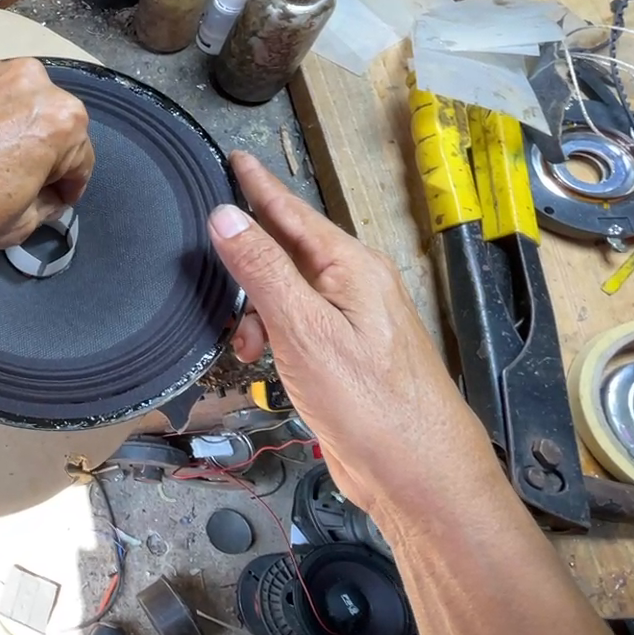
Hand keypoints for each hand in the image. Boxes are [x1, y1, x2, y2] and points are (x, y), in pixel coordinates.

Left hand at [0, 53, 93, 269]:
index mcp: (56, 118)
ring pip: (7, 96)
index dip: (68, 183)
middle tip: (10, 180)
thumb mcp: (17, 226)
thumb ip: (47, 202)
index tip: (53, 198)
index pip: (81, 153)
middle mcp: (24, 78)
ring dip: (2, 121)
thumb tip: (47, 193)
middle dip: (37, 146)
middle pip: (46, 115)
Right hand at [208, 152, 495, 525]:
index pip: (292, 212)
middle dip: (244, 270)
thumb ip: (261, 270)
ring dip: (253, 313)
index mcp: (349, 267)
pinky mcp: (341, 352)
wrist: (418, 476)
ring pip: (281, 293)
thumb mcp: (302, 329)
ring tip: (245, 348)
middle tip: (215, 289)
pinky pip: (291, 324)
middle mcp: (351, 285)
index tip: (235, 157)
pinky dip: (268, 336)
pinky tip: (261, 362)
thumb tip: (225, 215)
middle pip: (282, 253)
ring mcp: (348, 320)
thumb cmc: (367, 400)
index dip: (259, 185)